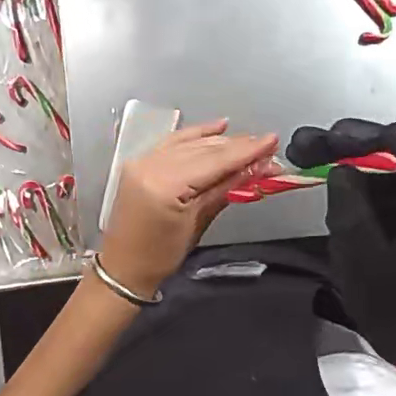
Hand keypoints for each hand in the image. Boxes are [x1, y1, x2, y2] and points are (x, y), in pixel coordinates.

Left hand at [99, 119, 277, 298]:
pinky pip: (172, 142)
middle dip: (237, 147)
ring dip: (221, 141)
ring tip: (251, 141)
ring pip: (189, 143)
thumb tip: (256, 169)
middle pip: (203, 149)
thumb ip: (225, 189)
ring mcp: (142, 161)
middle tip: (268, 147)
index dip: (246, 151)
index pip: (213, 161)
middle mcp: (150, 165)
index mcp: (164, 184)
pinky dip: (195, 135)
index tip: (272, 141)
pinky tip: (218, 127)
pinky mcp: (140, 163)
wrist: (123, 267)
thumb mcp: (197, 223)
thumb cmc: (160, 255)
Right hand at [286, 119, 395, 363]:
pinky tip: (312, 155)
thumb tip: (341, 169)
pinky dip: (344, 162)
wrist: (385, 324)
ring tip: (306, 144)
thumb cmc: (382, 300)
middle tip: (331, 135)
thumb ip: (352, 212)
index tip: (381, 134)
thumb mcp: (362, 259)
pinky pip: (372, 172)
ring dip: (348, 148)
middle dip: (370, 142)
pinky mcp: (392, 198)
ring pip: (387, 160)